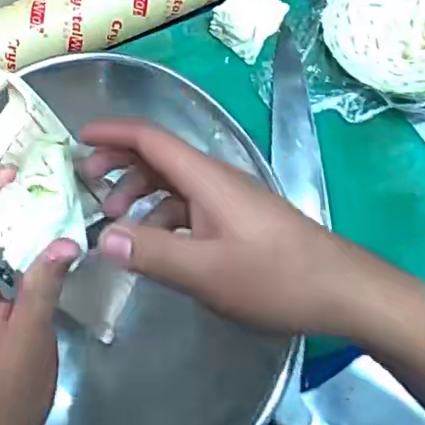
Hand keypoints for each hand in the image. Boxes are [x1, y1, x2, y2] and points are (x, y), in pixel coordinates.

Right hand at [79, 117, 392, 340]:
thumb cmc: (275, 275)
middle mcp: (211, 176)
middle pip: (155, 154)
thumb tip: (101, 238)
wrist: (345, 291)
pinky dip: (160, 213)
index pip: (148, 137)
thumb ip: (152, 252)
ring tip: (115, 217)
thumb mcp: (207, 271)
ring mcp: (225, 196)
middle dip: (117, 160)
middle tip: (87, 180)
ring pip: (169, 180)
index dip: (111, 132)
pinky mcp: (234, 217)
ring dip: (138, 190)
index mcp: (202, 175)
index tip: (78, 138)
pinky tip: (153, 242)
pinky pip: (185, 203)